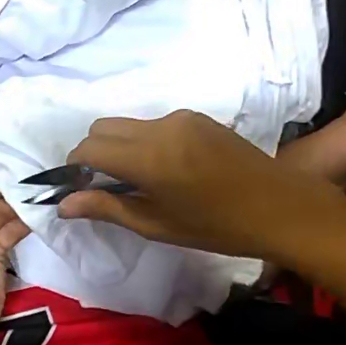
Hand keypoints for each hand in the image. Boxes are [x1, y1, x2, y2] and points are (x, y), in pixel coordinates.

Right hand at [58, 109, 345, 261]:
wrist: (282, 207)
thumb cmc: (217, 227)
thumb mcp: (157, 225)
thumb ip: (108, 208)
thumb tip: (63, 204)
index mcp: (148, 159)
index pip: (89, 148)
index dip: (75, 167)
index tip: (80, 188)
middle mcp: (160, 128)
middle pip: (103, 128)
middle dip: (93, 153)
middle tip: (106, 185)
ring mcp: (180, 118)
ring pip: (128, 124)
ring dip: (120, 146)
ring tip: (140, 180)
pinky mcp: (197, 116)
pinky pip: (154, 124)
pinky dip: (145, 141)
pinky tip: (167, 168)